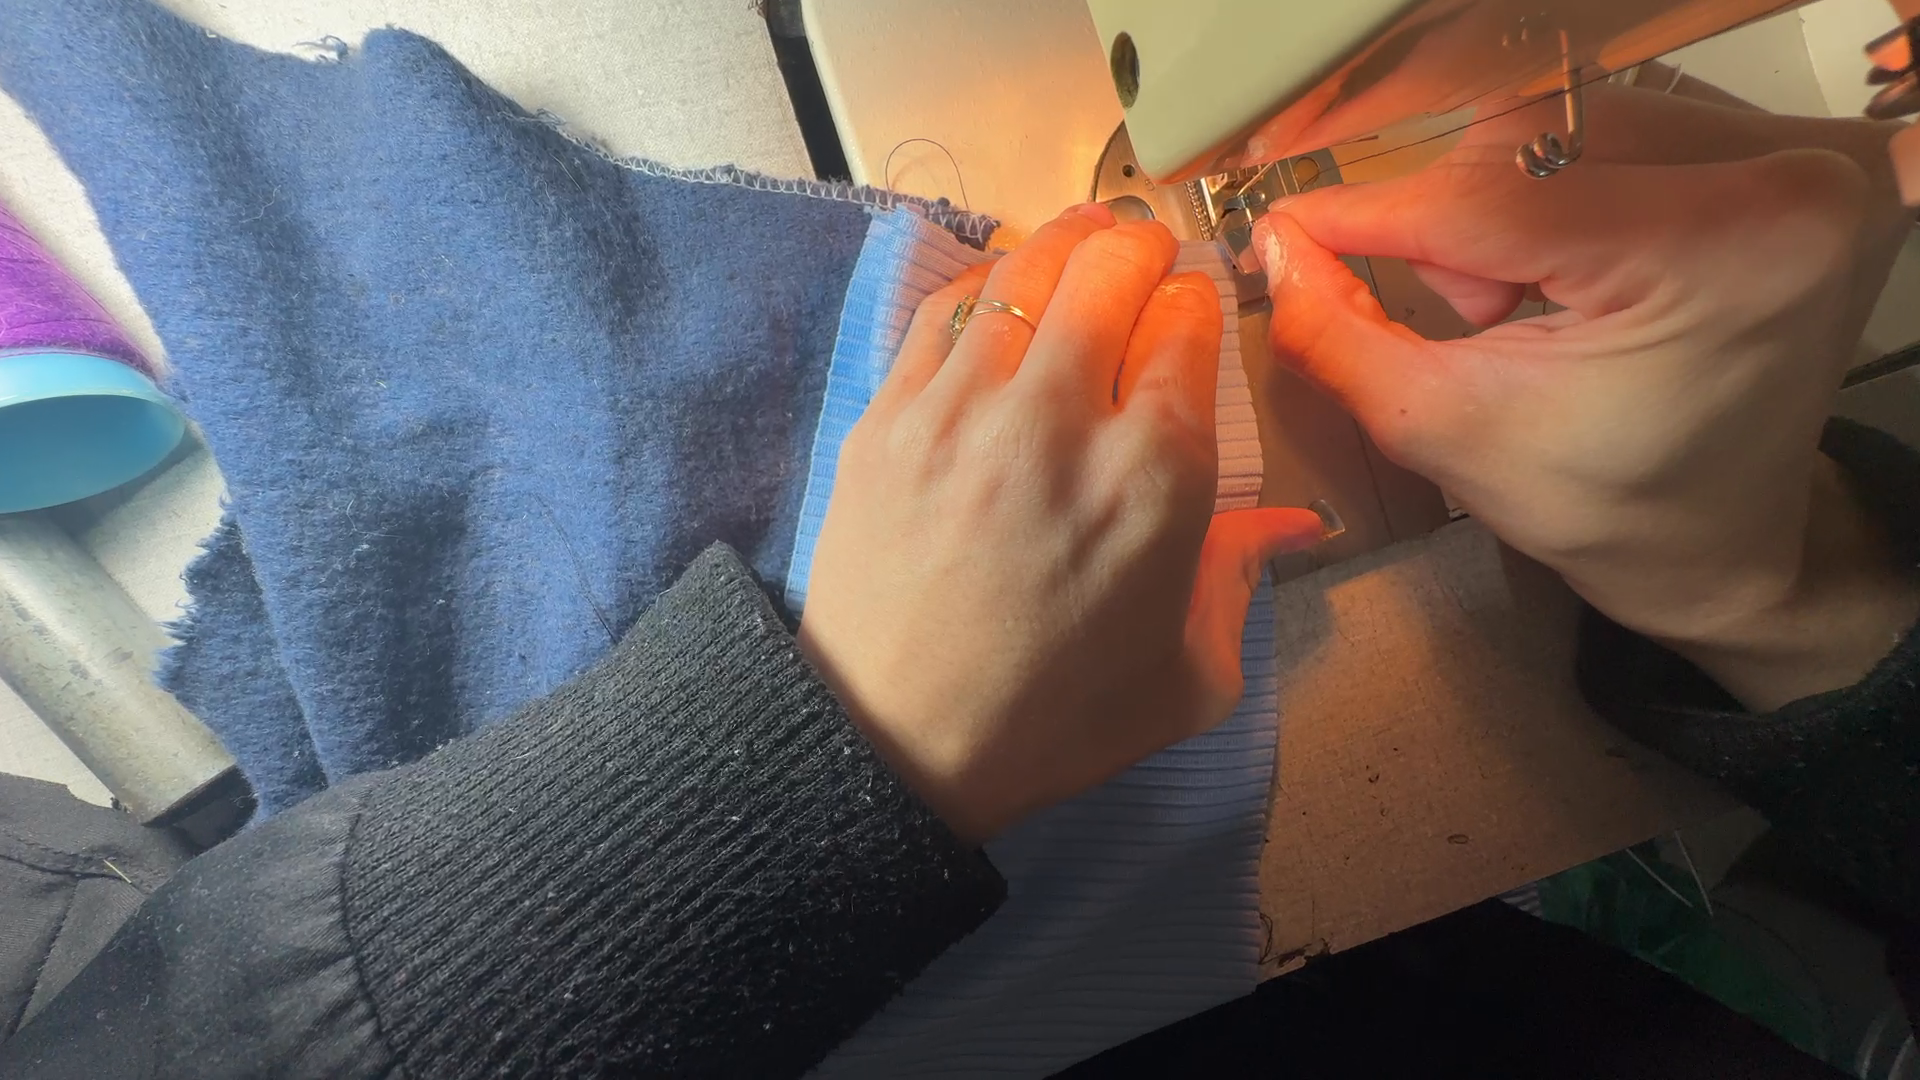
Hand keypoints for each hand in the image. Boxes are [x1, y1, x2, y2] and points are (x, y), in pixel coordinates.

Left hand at [799, 204, 1327, 842]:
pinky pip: (940, 313)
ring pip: (1022, 270)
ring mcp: (960, 408)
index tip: (1187, 309)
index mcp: (1154, 474)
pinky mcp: (886, 417)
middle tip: (1141, 254)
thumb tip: (1289, 523)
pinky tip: (996, 299)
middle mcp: (1058, 416)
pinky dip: (980, 288)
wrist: (893, 739)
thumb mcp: (1185, 678)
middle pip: (1110, 268)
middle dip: (1138, 247)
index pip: (1186, 326)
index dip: (1194, 300)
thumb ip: (1240, 581)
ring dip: (1063, 245)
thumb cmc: (1049, 721)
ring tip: (1079, 246)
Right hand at [1257, 84, 1917, 709]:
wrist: (1701, 528)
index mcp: (1721, 256)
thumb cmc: (1584, 500)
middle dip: (1443, 223)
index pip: (1493, 196)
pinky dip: (1532, 198)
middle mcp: (1790, 174)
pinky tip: (1546, 274)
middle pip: (1527, 142)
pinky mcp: (1779, 156)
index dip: (1367, 212)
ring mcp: (1800, 153)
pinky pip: (1601, 134)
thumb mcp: (1431, 426)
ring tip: (1505, 305)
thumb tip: (1276, 248)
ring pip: (1555, 128)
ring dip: (1486, 212)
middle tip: (1454, 313)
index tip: (1282, 226)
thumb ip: (1335, 334)